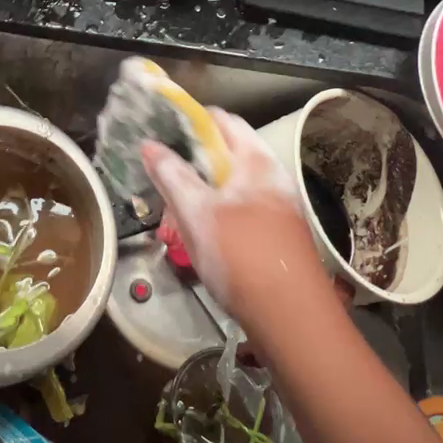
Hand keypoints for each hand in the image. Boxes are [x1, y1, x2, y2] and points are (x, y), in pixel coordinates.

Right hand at [142, 107, 330, 323]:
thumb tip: (149, 145)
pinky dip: (215, 219)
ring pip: (227, 189)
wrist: (293, 321)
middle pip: (222, 157)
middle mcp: (270, 177)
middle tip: (163, 191)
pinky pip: (238, 213)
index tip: (161, 135)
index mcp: (256, 161)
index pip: (221, 121)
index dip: (190, 122)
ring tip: (175, 225)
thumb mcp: (196, 213)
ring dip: (198, 199)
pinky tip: (200, 243)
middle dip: (188, 170)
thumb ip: (171, 175)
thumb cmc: (242, 256)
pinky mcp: (276, 236)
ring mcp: (276, 207)